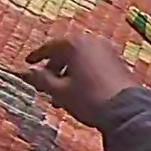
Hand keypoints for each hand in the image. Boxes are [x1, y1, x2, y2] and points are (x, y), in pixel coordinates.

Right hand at [19, 34, 137, 124]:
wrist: (125, 109)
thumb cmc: (89, 98)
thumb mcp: (60, 91)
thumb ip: (41, 80)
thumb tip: (26, 73)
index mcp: (76, 45)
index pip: (51, 46)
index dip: (37, 55)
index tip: (28, 62)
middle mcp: (92, 41)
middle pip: (66, 51)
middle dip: (54, 68)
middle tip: (45, 86)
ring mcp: (106, 49)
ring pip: (79, 58)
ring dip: (67, 73)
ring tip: (60, 95)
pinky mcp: (115, 59)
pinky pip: (92, 61)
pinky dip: (81, 72)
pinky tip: (78, 91)